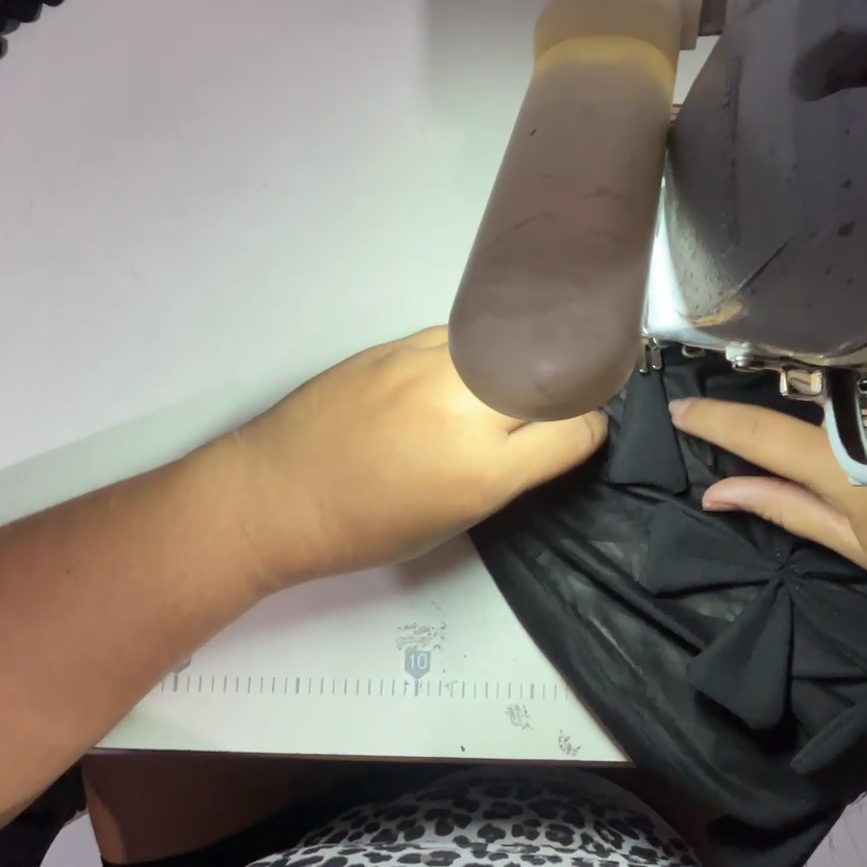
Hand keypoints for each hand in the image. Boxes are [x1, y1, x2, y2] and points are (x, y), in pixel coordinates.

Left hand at [215, 326, 607, 590]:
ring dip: (523, 359)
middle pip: (554, 375)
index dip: (588, 429)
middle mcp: (468, 408)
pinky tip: (465, 367)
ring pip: (510, 343)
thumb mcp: (454, 518)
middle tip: (560, 395)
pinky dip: (477, 351)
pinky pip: (462, 338)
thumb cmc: (365, 528)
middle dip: (568, 386)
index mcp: (486, 469)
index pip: (576, 430)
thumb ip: (506, 472)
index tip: (580, 429)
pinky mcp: (398, 343)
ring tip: (516, 372)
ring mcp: (431, 366)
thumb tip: (539, 435)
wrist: (278, 492)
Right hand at [670, 388, 866, 632]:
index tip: (679, 410)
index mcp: (845, 460)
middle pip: (794, 388)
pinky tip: (866, 388)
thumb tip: (716, 494)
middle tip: (734, 393)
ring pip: (840, 371)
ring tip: (795, 381)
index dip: (711, 420)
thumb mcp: (857, 545)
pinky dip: (861, 377)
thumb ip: (783, 508)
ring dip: (810, 379)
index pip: (756, 431)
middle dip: (758, 389)